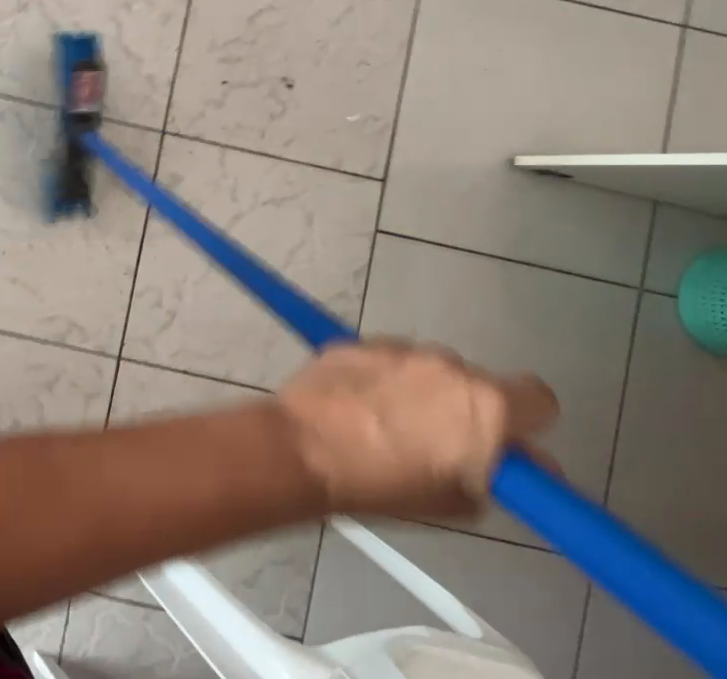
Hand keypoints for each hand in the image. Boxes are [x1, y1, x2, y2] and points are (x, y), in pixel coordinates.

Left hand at [276, 340, 558, 517]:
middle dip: (462, 405)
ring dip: (416, 386)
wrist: (302, 449)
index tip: (501, 440)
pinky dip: (374, 375)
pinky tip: (353, 402)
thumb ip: (501, 475)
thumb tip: (524, 463)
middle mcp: (447, 364)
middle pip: (473, 381)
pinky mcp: (348, 342)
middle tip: (433, 436)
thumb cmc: (385, 482)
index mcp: (489, 403)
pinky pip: (378, 358)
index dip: (524, 420)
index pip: (539, 399)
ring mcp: (393, 348)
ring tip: (383, 420)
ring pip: (422, 366)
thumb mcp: (462, 498)